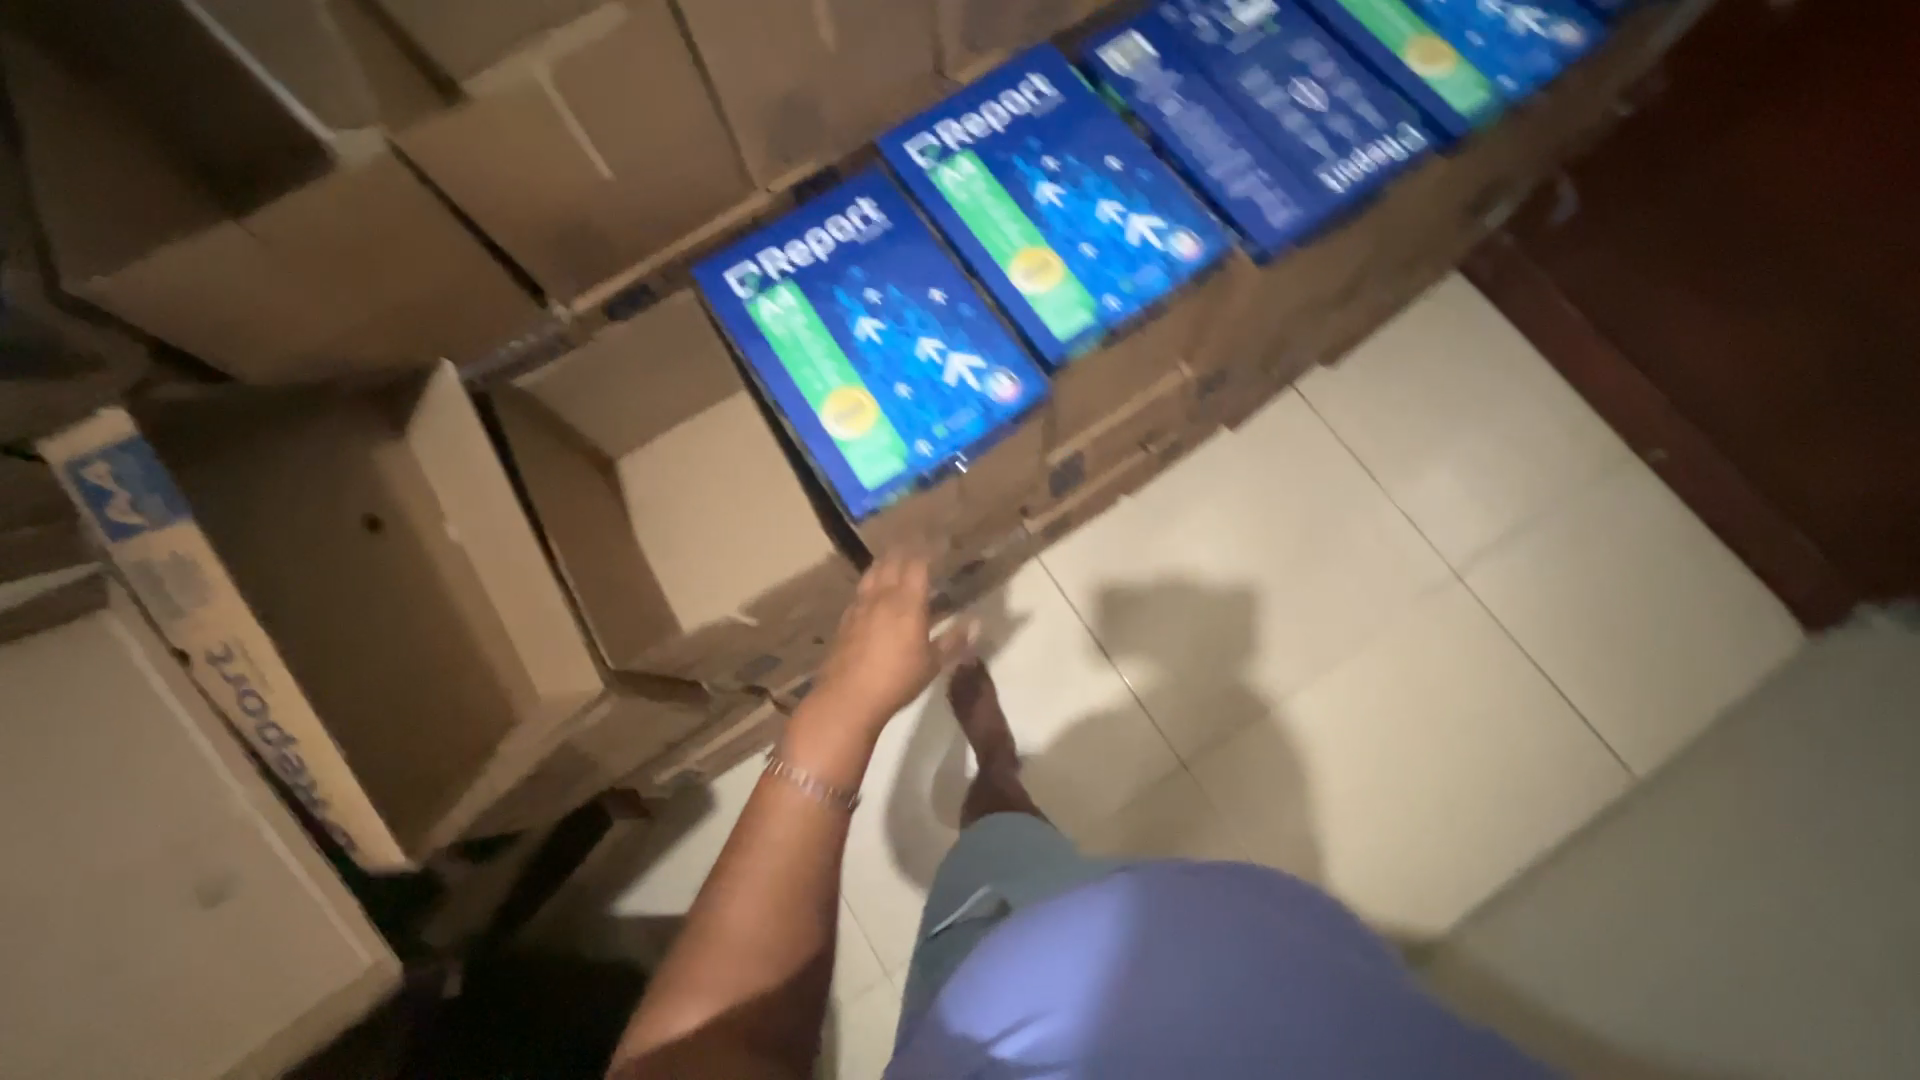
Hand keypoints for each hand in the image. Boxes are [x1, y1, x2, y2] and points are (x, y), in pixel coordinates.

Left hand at [811, 552, 973, 729]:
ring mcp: (860, 607)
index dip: (928, 549)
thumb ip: (954, 640)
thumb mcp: (932, 663)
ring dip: (885, 561)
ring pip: (872, 573)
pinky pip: (860, 592)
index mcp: (907, 603)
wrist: (848, 697)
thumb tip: (978, 622)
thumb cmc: (897, 680)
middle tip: (915, 540)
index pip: (918, 564)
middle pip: (892, 562)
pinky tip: (872, 591)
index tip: (938, 540)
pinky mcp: (845, 620)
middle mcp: (882, 597)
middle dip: (905, 548)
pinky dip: (870, 583)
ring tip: (892, 556)